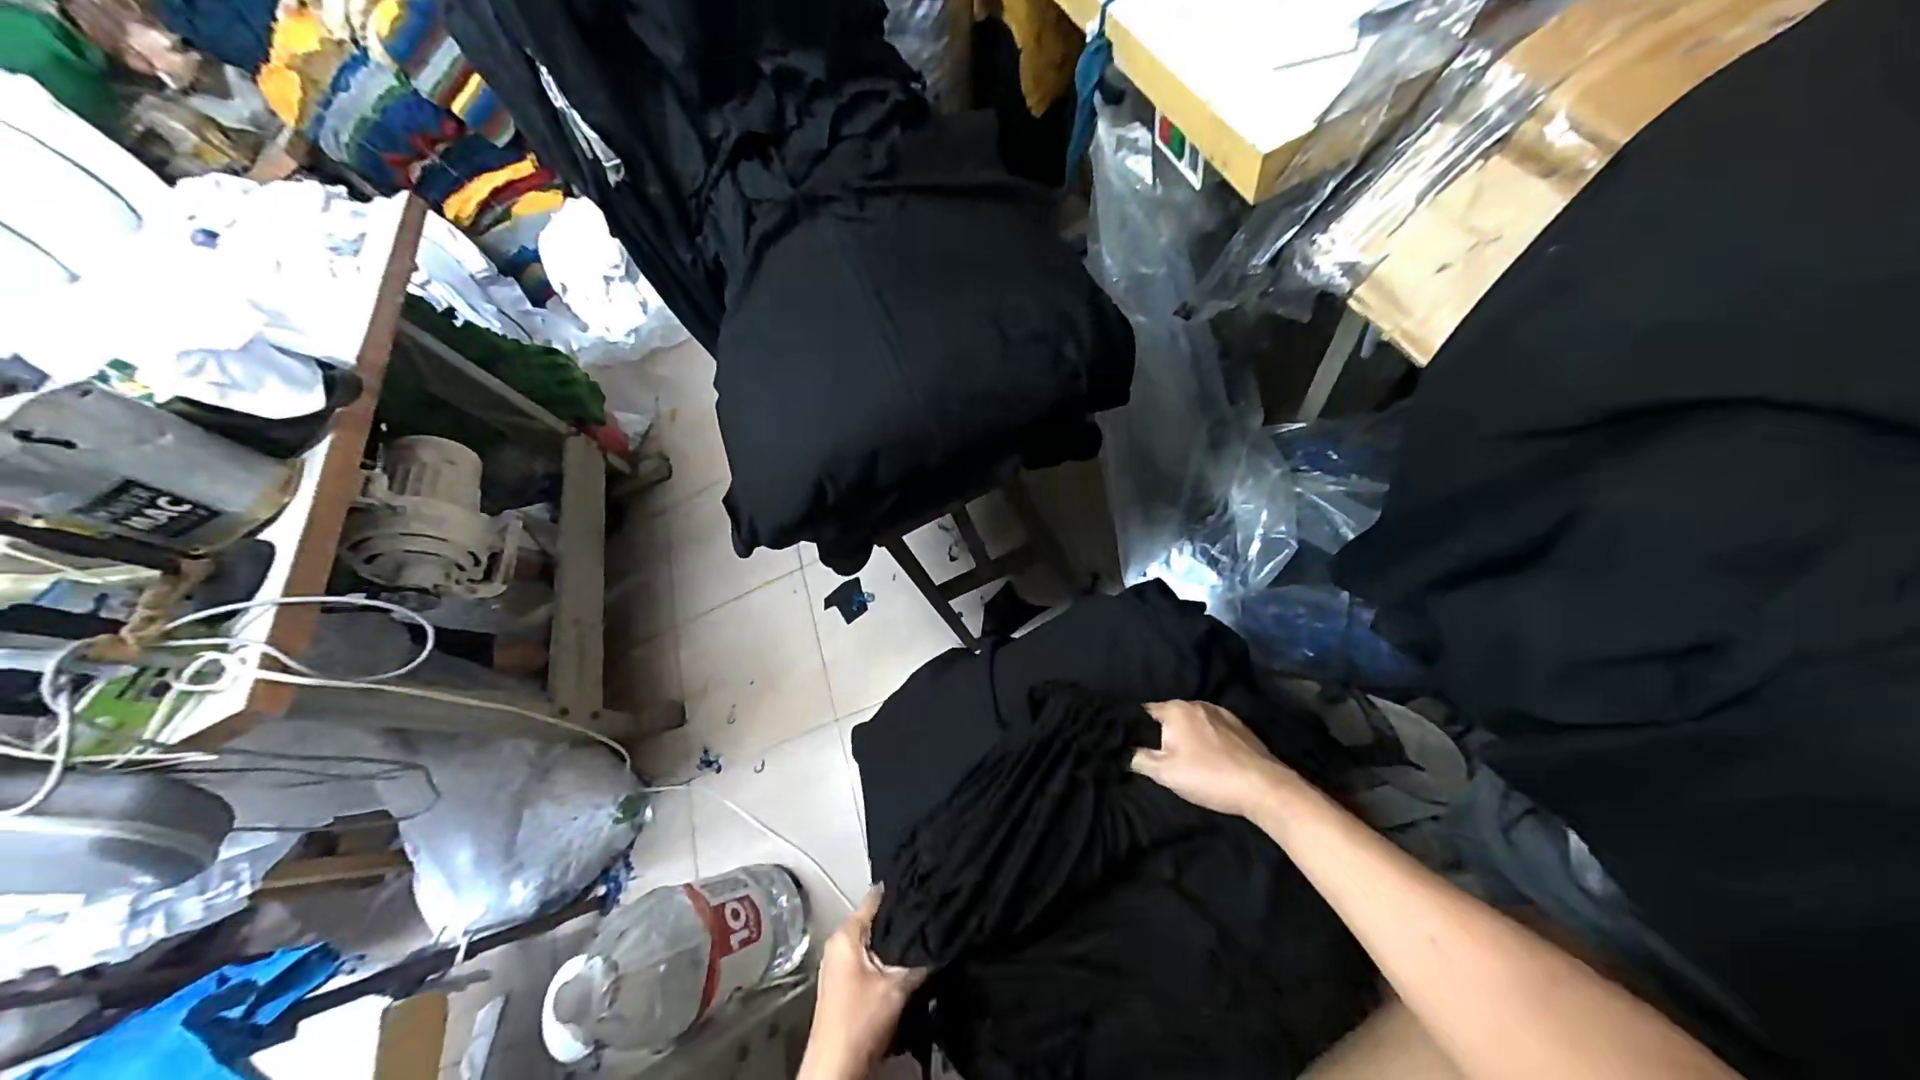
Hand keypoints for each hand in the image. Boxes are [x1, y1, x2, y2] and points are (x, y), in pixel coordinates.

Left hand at [797, 887, 928, 1079]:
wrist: (835, 1068)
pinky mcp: (843, 986)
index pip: (874, 897)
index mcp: (845, 935)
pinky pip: (869, 962)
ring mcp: (838, 966)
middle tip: (929, 915)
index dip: (898, 890)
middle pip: (874, 921)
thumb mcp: (897, 986)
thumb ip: (919, 960)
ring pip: (873, 944)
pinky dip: (885, 962)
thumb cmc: (860, 1020)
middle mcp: (838, 944)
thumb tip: (939, 941)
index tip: (922, 884)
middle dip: (899, 920)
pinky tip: (906, 967)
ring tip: (923, 938)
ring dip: (893, 945)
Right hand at [1131, 700, 1299, 818]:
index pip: (1144, 711)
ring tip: (1185, 755)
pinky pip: (1213, 728)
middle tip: (1158, 754)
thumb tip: (1125, 752)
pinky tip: (1210, 755)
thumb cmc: (1208, 776)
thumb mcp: (1164, 773)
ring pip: (1193, 721)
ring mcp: (1222, 713)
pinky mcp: (1241, 726)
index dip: (1135, 727)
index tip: (1131, 743)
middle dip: (1162, 731)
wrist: (1263, 787)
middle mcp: (1197, 703)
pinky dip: (1207, 738)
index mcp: (1175, 709)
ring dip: (1186, 734)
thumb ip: (1139, 758)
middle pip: (1170, 715)